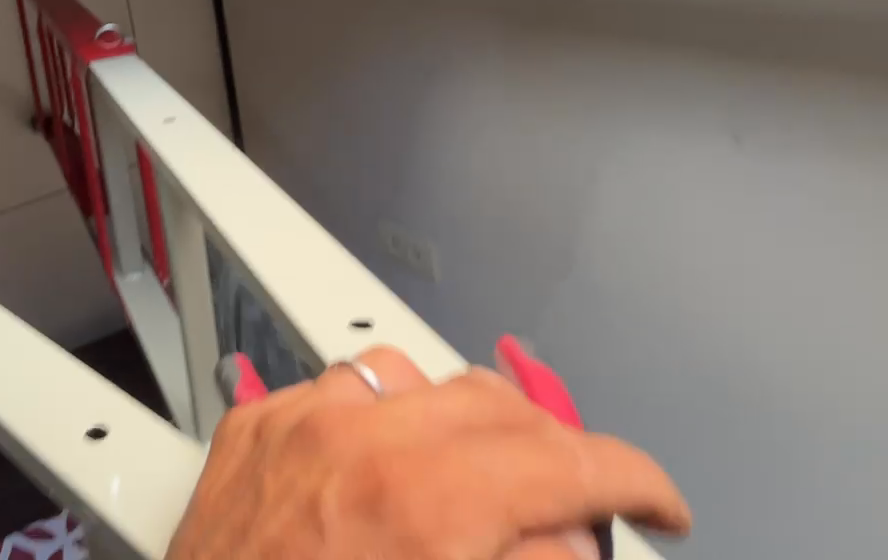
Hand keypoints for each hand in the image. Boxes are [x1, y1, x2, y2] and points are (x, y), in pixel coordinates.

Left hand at [167, 347, 690, 559]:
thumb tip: (571, 532)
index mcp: (422, 504)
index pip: (560, 458)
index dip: (632, 478)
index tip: (657, 504)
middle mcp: (352, 438)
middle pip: (484, 398)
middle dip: (545, 441)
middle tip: (568, 491)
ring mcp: (291, 420)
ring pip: (400, 375)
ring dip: (449, 415)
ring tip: (468, 468)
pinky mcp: (250, 422)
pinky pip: (327, 390)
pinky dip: (371, 416)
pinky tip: (378, 459)